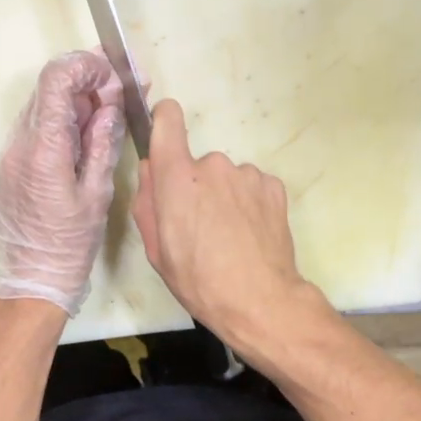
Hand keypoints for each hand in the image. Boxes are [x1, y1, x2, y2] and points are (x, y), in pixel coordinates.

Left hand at [0, 51, 124, 315]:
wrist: (31, 286)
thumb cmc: (70, 248)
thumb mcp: (97, 195)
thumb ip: (102, 143)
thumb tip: (109, 104)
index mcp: (43, 151)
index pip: (56, 78)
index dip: (85, 67)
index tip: (110, 79)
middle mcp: (16, 149)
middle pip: (45, 92)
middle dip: (81, 88)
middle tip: (112, 102)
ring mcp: (4, 163)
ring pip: (35, 115)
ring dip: (67, 112)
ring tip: (95, 131)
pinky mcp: (1, 177)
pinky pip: (26, 140)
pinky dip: (51, 135)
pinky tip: (71, 156)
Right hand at [133, 100, 318, 347]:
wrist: (259, 300)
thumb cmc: (199, 282)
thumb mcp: (157, 252)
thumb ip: (147, 204)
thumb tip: (150, 170)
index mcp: (177, 179)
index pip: (167, 120)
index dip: (163, 124)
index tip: (165, 139)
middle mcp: (213, 165)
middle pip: (196, 166)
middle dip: (195, 190)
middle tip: (199, 231)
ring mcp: (247, 174)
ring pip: (226, 179)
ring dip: (223, 200)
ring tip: (228, 240)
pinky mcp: (273, 186)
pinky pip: (251, 188)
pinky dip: (247, 207)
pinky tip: (248, 237)